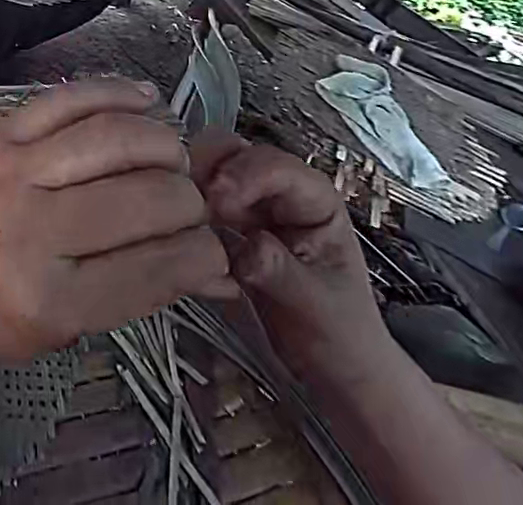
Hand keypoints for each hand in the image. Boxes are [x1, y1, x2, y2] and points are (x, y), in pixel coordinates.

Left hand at [0, 80, 236, 360]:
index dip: (200, 256)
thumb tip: (223, 274)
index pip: (153, 269)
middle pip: (142, 199)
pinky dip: (118, 92)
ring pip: (114, 139)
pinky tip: (148, 100)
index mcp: (49, 299)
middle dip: (187, 201)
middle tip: (193, 203)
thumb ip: (144, 295)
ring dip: (162, 144)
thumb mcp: (64, 330)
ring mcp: (15, 170)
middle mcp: (32, 230)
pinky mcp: (2, 132)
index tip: (214, 248)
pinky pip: (71, 97)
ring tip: (174, 157)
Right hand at [189, 133, 386, 381]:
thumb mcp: (319, 308)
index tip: (218, 198)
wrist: (333, 368)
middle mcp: (280, 195)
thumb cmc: (341, 334)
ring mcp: (252, 211)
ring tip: (181, 220)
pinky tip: (181, 239)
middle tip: (189, 200)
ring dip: (192, 189)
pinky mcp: (228, 231)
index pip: (278, 168)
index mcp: (315, 200)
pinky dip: (185, 214)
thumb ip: (282, 273)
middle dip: (210, 169)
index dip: (246, 176)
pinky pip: (200, 208)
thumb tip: (247, 247)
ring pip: (213, 175)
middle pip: (238, 155)